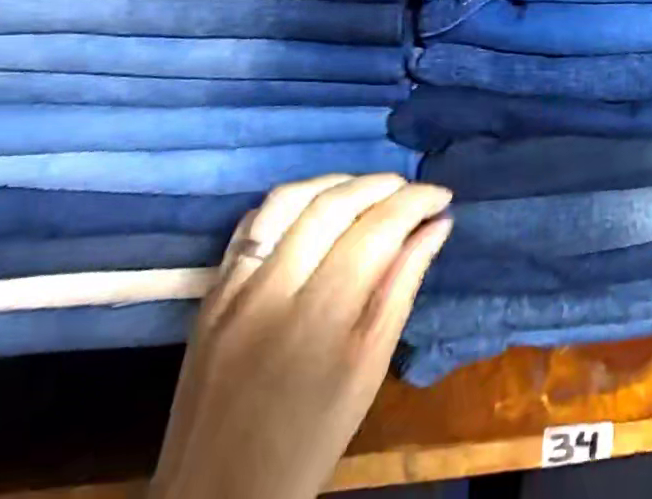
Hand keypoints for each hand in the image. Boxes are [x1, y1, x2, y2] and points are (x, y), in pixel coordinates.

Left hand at [150, 174, 454, 498]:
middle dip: (383, 185)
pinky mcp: (209, 293)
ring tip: (371, 190)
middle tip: (414, 190)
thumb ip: (403, 285)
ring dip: (337, 183)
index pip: (377, 229)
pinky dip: (292, 202)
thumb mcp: (372, 365)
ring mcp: (232, 289)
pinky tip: (317, 209)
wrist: (221, 491)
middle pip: (333, 205)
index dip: (415, 201)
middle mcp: (271, 291)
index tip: (442, 196)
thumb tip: (438, 225)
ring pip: (288, 200)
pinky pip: (252, 224)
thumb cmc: (315, 435)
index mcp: (321, 319)